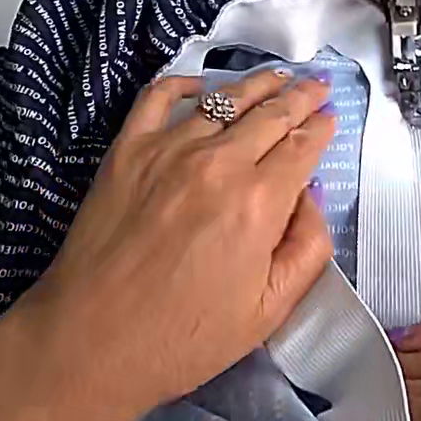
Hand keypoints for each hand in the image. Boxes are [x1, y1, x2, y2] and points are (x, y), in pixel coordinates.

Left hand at [0, 69, 335, 420]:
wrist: (89, 344)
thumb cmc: (186, 337)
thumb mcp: (270, 310)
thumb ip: (308, 248)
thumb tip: (311, 197)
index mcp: (258, 203)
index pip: (302, 147)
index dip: (322, 128)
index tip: (331, 116)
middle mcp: (218, 164)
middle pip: (272, 114)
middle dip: (302, 96)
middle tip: (318, 83)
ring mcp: (168, 149)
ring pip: (225, 98)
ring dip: (259, 83)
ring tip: (279, 75)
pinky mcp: (127, 150)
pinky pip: (158, 98)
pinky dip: (183, 83)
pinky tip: (201, 84)